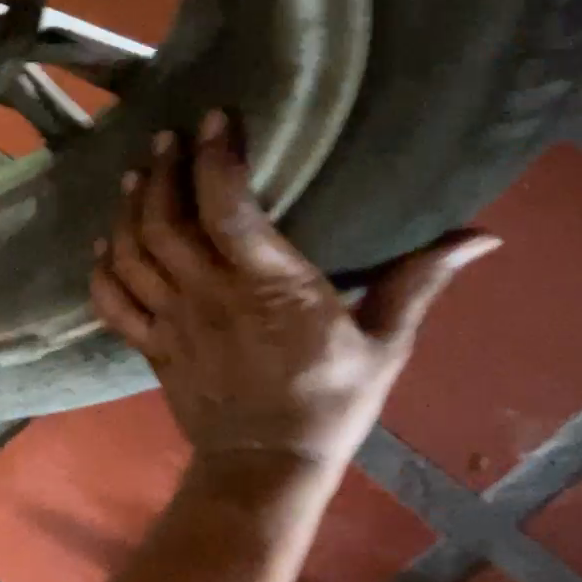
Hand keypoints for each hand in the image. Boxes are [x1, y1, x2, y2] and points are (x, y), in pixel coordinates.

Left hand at [89, 110, 500, 474]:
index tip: (213, 122)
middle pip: (164, 225)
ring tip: (135, 178)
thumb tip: (480, 236)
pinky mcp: (149, 347)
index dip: (214, 161)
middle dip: (162, 175)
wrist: (265, 459)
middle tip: (166, 140)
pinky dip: (100, 272)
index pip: (227, 210)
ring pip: (131, 258)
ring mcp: (170, 323)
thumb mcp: (384, 342)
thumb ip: (418, 283)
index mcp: (268, 286)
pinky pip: (111, 305)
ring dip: (127, 214)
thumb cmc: (330, 401)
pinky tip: (100, 247)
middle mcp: (206, 297)